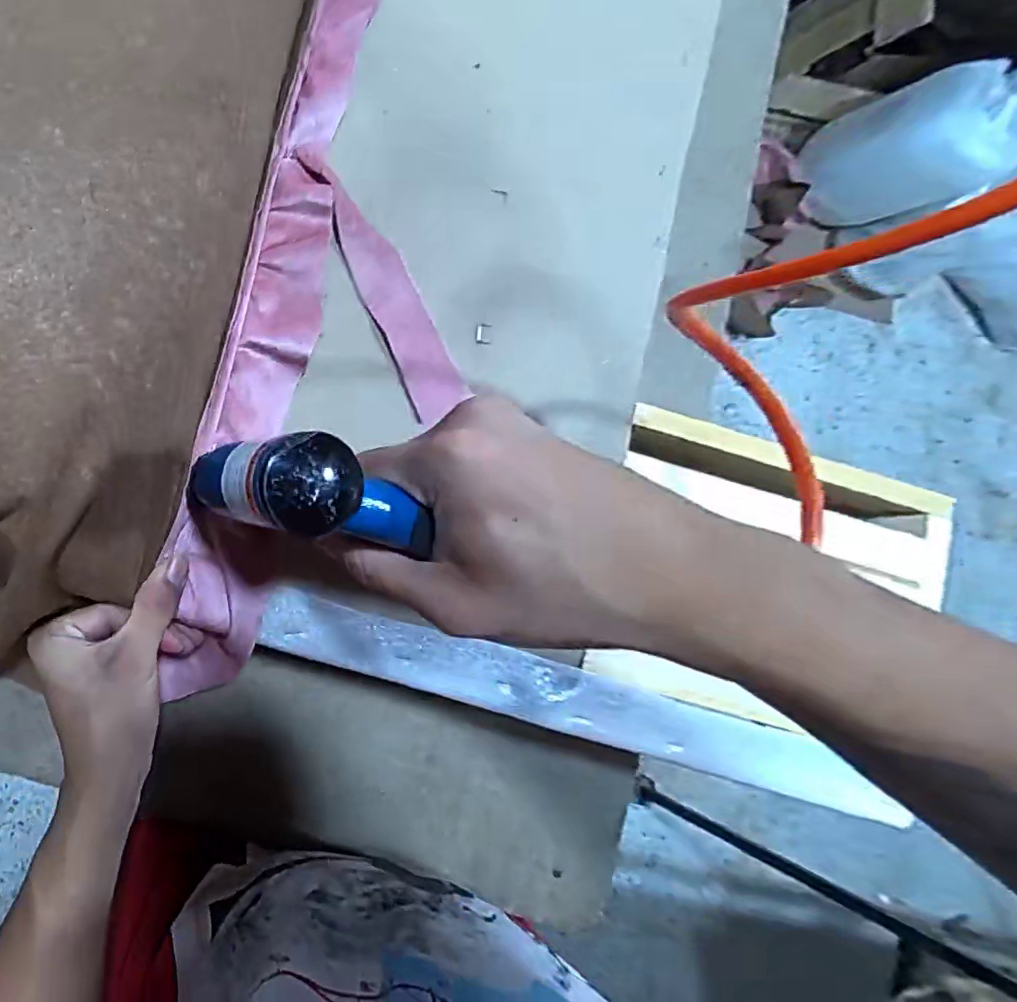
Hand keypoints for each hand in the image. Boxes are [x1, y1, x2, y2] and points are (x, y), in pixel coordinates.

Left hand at [27, 558, 192, 802]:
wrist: (111, 783)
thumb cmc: (115, 716)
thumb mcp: (138, 655)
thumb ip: (155, 606)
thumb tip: (177, 558)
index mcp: (52, 633)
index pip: (112, 608)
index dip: (148, 622)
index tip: (179, 637)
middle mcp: (54, 643)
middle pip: (118, 621)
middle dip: (155, 633)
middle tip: (186, 645)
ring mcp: (70, 664)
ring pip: (122, 638)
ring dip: (155, 645)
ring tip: (182, 654)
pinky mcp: (87, 680)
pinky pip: (118, 655)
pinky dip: (144, 659)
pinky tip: (166, 664)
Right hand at [332, 394, 727, 654]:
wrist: (684, 575)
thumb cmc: (563, 593)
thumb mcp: (453, 602)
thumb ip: (376, 571)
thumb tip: (332, 543)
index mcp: (444, 452)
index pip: (359, 476)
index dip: (366, 520)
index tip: (398, 553)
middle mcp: (467, 416)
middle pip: (399, 470)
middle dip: (409, 514)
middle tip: (456, 559)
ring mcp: (504, 414)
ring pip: (432, 466)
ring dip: (441, 504)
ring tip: (494, 545)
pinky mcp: (530, 424)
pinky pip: (467, 457)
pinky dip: (471, 490)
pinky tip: (515, 524)